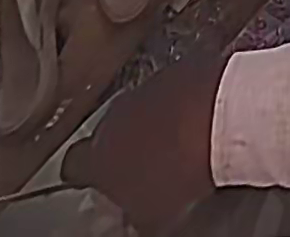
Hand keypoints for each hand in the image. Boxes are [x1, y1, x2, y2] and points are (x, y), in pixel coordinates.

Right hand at [63, 57, 224, 234]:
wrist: (215, 114)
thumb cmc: (177, 172)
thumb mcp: (152, 217)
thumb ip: (134, 217)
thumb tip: (135, 220)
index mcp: (99, 155)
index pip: (74, 165)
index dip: (80, 174)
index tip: (90, 181)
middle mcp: (116, 114)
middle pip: (108, 130)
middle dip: (120, 145)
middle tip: (139, 167)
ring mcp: (147, 86)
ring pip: (139, 106)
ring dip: (150, 121)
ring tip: (172, 143)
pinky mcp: (176, 68)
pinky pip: (169, 89)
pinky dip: (176, 102)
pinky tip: (194, 120)